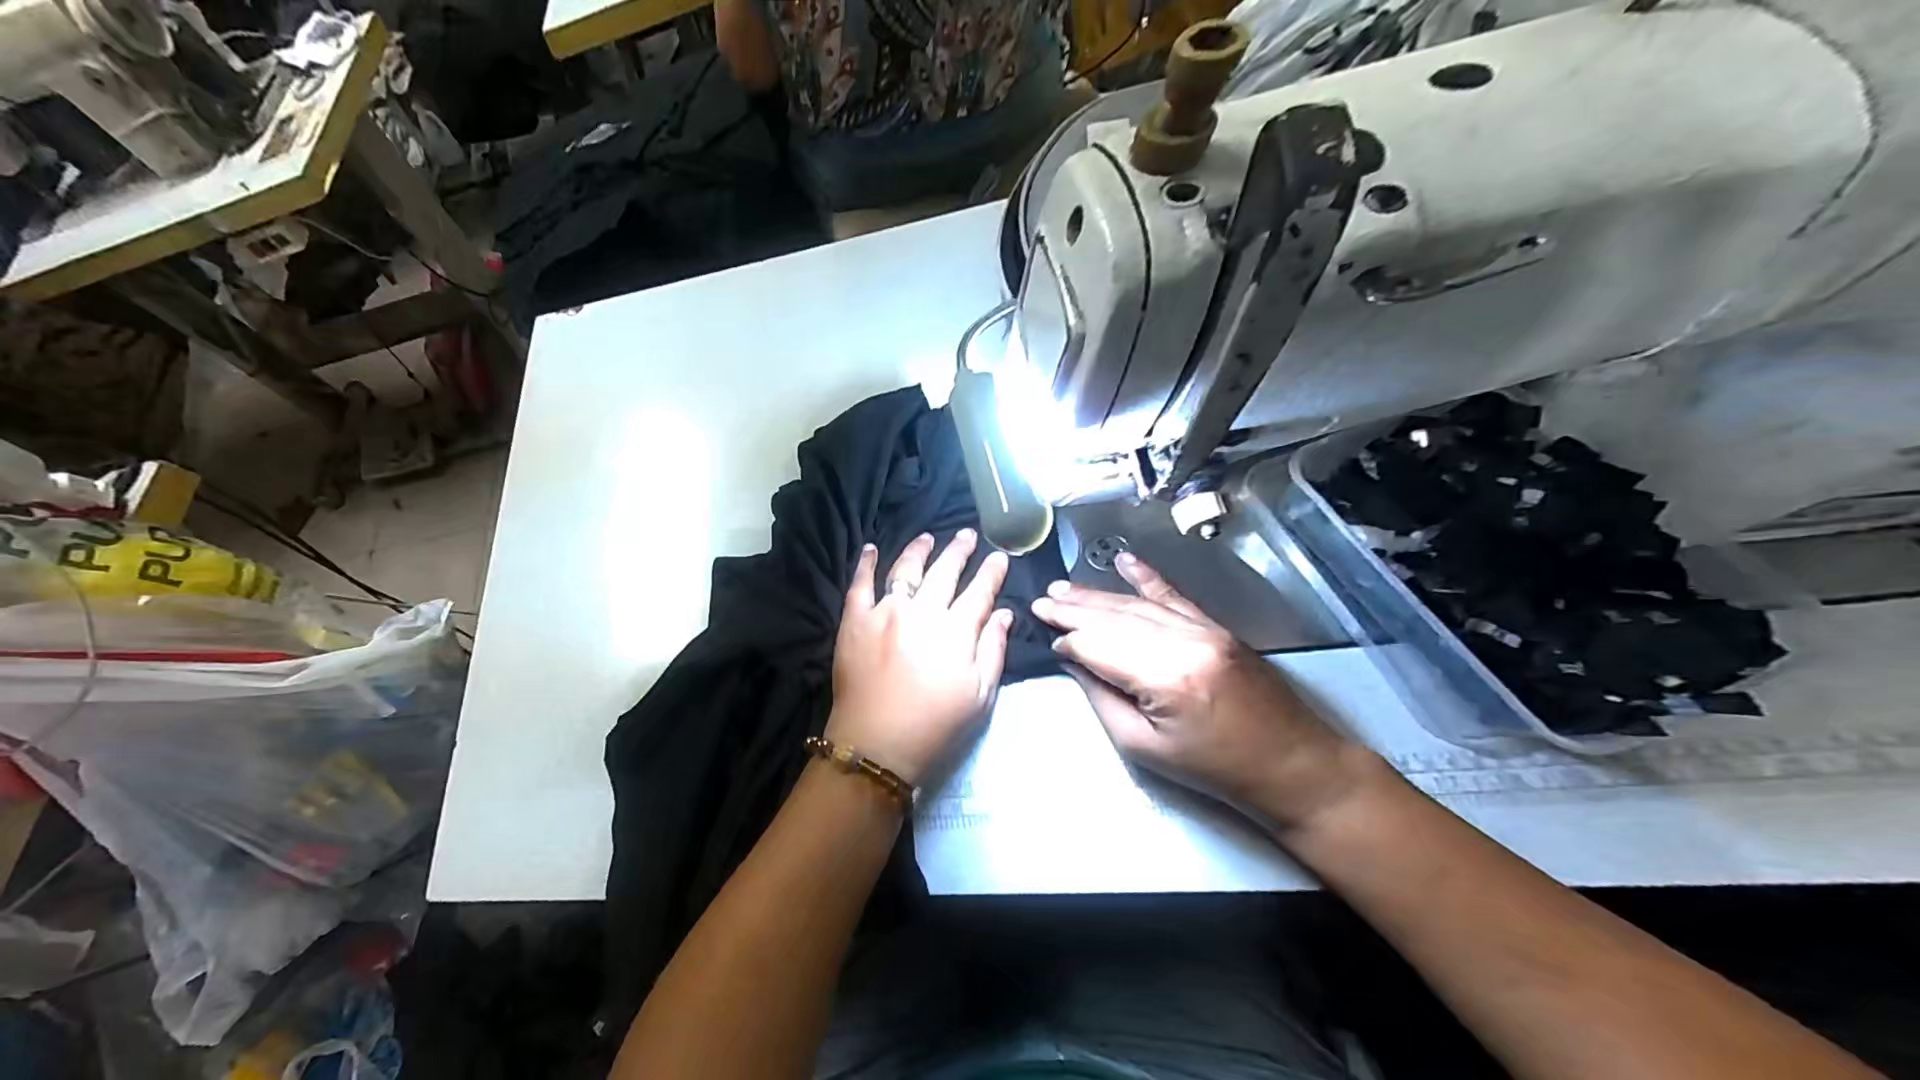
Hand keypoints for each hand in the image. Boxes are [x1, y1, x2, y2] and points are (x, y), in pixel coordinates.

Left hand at [829, 530, 1013, 786]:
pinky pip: (860, 584)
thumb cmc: (936, 726)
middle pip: (945, 572)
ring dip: (918, 550)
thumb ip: (993, 650)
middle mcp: (921, 612)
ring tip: (927, 538)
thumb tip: (1003, 613)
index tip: (999, 555)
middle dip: (959, 551)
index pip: (979, 592)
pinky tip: (870, 548)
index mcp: (955, 631)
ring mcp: (885, 613)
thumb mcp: (980, 696)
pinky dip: (865, 564)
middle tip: (967, 534)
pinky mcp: (855, 621)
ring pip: (905, 570)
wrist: (876, 747)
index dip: (992, 572)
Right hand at [1031, 552, 1376, 829]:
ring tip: (1065, 587)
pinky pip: (1175, 596)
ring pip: (1139, 604)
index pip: (1100, 646)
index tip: (1047, 637)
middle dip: (1075, 609)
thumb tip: (1076, 662)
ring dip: (1099, 595)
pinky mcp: (1217, 627)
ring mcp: (1204, 630)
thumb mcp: (1145, 748)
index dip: (1069, 640)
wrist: (1291, 764)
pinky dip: (1148, 578)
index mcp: (1166, 678)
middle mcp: (1185, 643)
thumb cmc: (1215, 769)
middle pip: (1116, 618)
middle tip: (1043, 600)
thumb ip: (1105, 699)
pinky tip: (1126, 562)